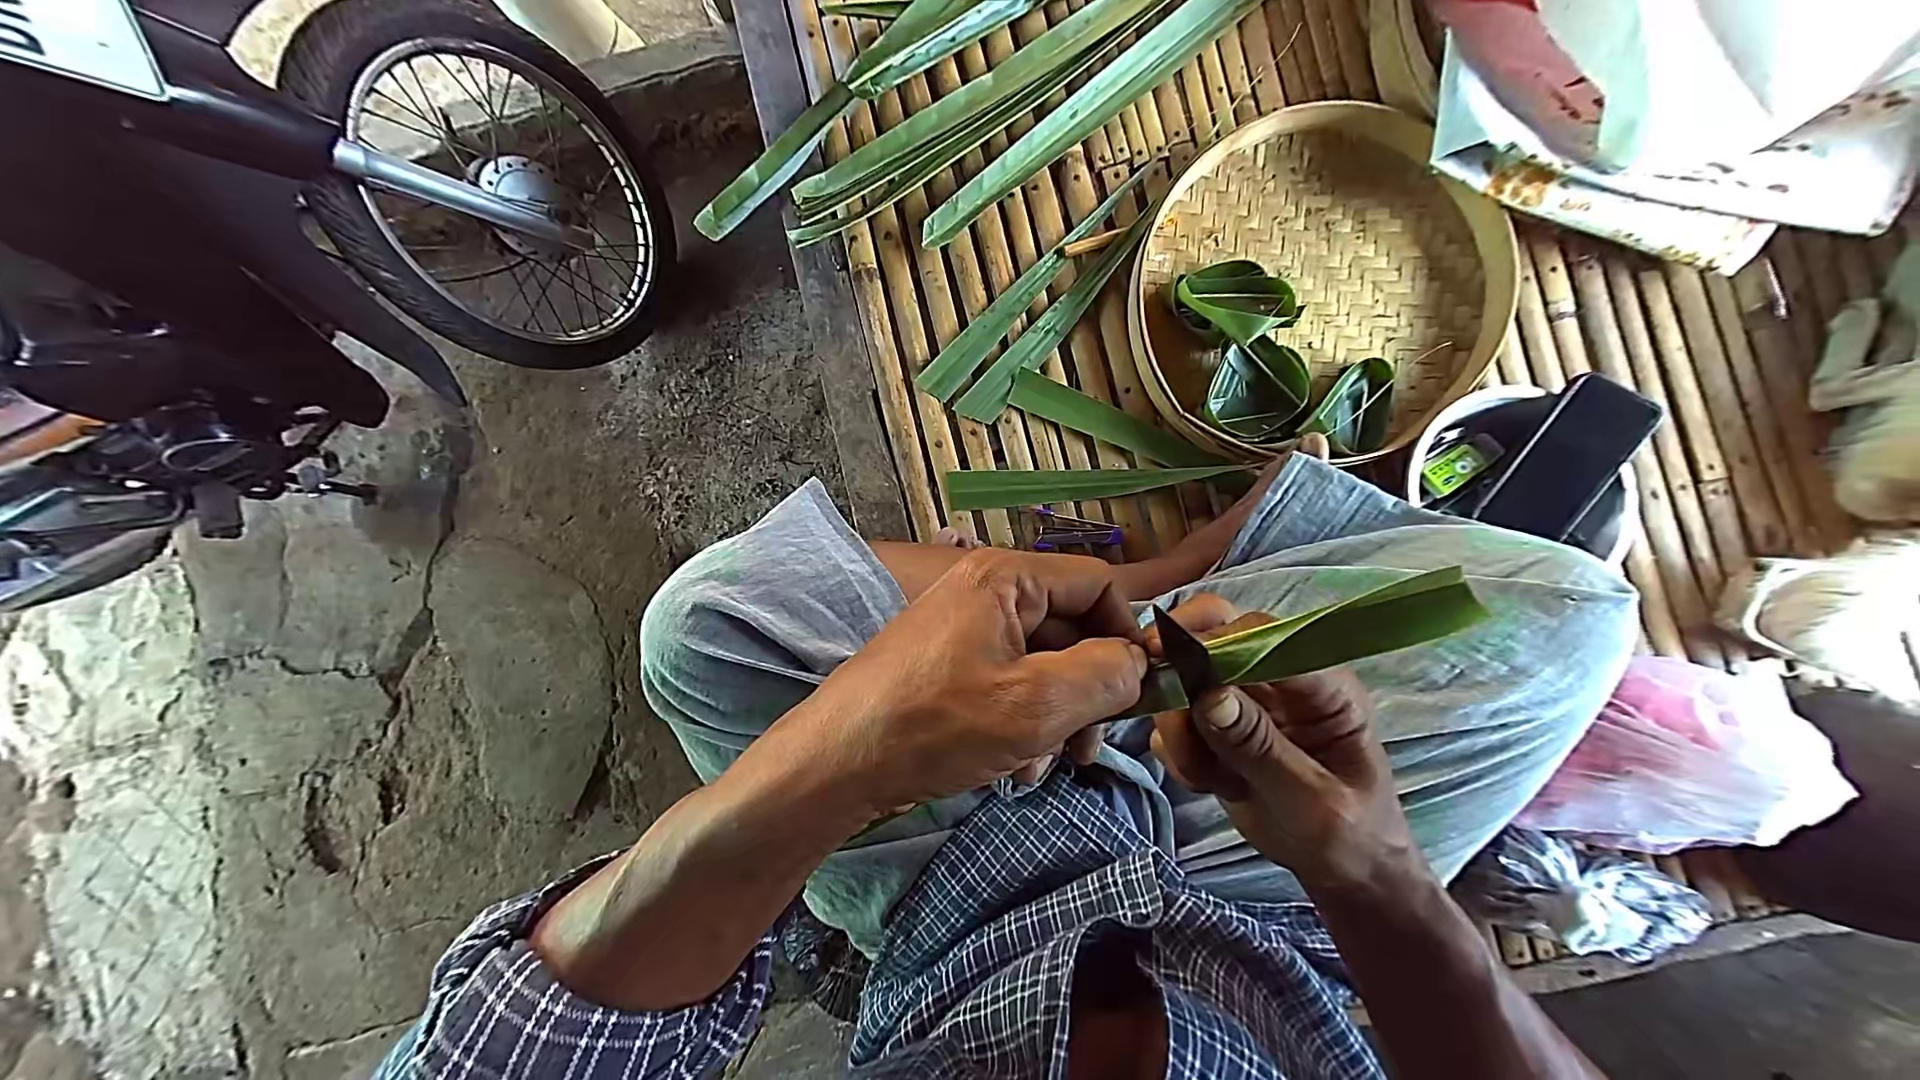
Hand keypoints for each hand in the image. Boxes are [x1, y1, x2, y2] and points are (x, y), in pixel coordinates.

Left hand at [776, 548, 1147, 817]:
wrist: (837, 764)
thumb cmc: (936, 724)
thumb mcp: (1038, 702)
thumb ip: (1106, 674)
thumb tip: (1138, 662)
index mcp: (1005, 578)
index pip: (1097, 583)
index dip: (1127, 633)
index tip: (1139, 689)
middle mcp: (985, 592)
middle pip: (1071, 628)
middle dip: (1089, 691)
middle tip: (1088, 746)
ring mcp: (964, 631)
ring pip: (1042, 664)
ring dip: (1056, 717)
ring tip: (1043, 766)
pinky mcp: (950, 667)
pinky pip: (1009, 685)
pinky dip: (1023, 724)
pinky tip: (1014, 768)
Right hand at [1146, 594, 1422, 893]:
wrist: (1343, 873)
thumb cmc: (1350, 838)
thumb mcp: (1313, 801)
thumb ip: (1259, 746)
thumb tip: (1208, 695)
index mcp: (1321, 684)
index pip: (1262, 634)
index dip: (1214, 638)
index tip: (1168, 656)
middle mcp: (1279, 681)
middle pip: (1218, 632)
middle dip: (1180, 654)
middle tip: (1151, 684)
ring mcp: (1246, 702)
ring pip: (1186, 681)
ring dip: (1180, 727)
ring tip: (1206, 777)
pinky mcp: (1218, 727)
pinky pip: (1178, 720)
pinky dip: (1177, 750)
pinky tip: (1207, 783)